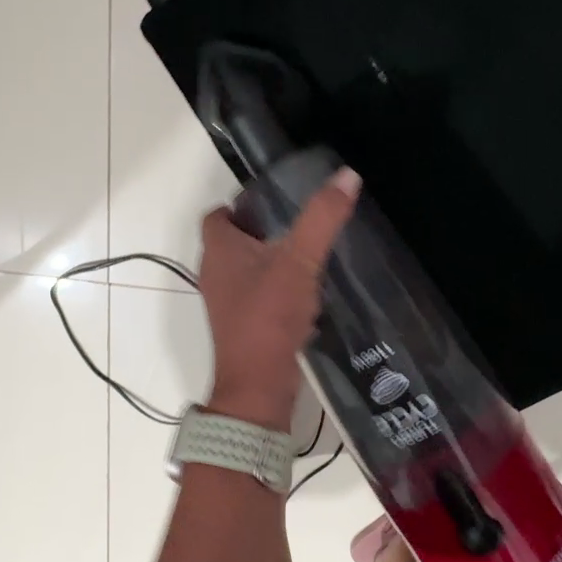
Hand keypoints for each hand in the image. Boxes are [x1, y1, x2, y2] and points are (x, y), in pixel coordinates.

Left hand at [198, 167, 360, 431]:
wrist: (258, 386)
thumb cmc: (269, 317)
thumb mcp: (299, 262)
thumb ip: (322, 219)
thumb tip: (347, 175)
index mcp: (218, 251)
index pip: (218, 214)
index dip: (242, 204)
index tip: (277, 201)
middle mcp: (215, 274)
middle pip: (233, 241)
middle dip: (263, 231)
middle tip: (300, 224)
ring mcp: (226, 304)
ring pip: (246, 270)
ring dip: (271, 262)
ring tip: (309, 254)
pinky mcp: (242, 327)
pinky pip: (257, 297)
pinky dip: (276, 290)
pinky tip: (307, 292)